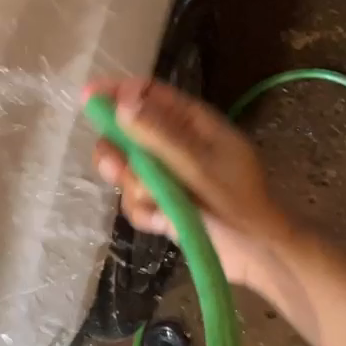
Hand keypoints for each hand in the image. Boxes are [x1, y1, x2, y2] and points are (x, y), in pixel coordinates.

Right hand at [84, 76, 296, 293]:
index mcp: (193, 124)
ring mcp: (167, 175)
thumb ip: (157, 135)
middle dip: (120, 154)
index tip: (88, 97)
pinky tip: (162, 224)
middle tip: (117, 168)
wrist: (256, 254)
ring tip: (157, 203)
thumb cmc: (236, 203)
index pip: (149, 94)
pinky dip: (144, 213)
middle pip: (128, 133)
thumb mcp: (197, 165)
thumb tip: (122, 102)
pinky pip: (133, 201)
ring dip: (136, 189)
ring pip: (127, 171)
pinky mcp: (161, 203)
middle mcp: (176, 145)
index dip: (118, 92)